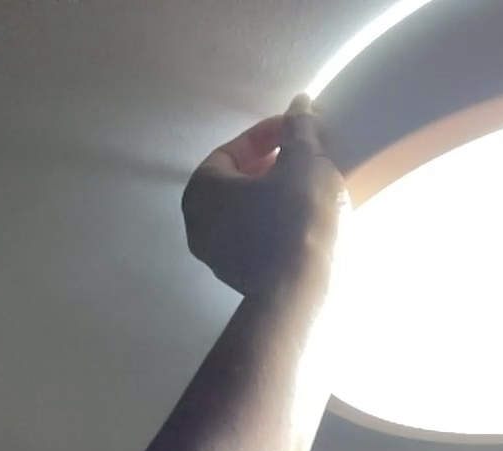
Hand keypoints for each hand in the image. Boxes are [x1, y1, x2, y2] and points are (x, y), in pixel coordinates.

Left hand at [183, 94, 346, 296]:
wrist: (296, 291)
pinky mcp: (235, 278)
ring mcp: (213, 256)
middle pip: (235, 182)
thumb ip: (299, 129)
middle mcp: (197, 225)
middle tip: (301, 157)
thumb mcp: (304, 161)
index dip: (267, 134)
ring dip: (271, 194)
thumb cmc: (295, 218)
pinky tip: (300, 218)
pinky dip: (271, 222)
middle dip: (268, 165)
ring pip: (244, 212)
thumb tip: (298, 106)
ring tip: (305, 185)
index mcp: (201, 191)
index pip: (231, 150)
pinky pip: (252, 238)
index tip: (297, 131)